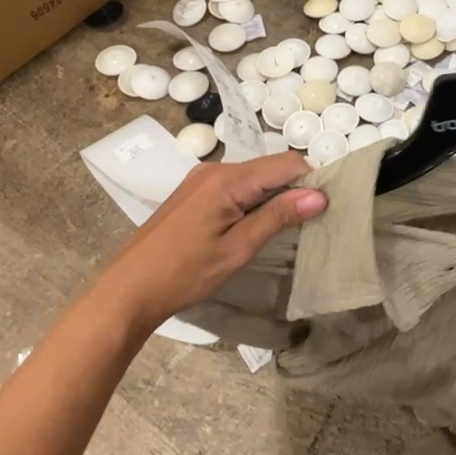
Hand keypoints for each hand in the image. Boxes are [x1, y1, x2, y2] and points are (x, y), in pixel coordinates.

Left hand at [90, 153, 325, 336]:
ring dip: (274, 194)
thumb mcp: (237, 249)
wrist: (127, 291)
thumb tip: (319, 195)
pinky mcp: (194, 192)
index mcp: (228, 179)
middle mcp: (215, 169)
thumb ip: (278, 217)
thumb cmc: (183, 273)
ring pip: (254, 176)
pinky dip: (253, 198)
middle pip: (271, 167)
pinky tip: (254, 224)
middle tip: (311, 219)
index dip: (312, 178)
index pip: (286, 163)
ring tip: (286, 225)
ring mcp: (201, 179)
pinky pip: (236, 185)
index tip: (328, 204)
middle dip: (295, 186)